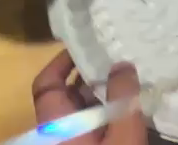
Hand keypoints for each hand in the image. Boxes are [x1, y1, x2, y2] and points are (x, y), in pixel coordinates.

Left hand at [30, 50, 145, 144]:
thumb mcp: (123, 133)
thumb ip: (122, 96)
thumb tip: (120, 64)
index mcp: (57, 125)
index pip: (46, 84)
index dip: (62, 61)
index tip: (88, 43)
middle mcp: (58, 133)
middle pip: (67, 94)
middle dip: (92, 73)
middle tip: (119, 54)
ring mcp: (71, 143)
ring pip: (82, 111)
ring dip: (103, 93)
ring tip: (130, 75)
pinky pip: (91, 126)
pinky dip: (107, 112)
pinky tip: (131, 106)